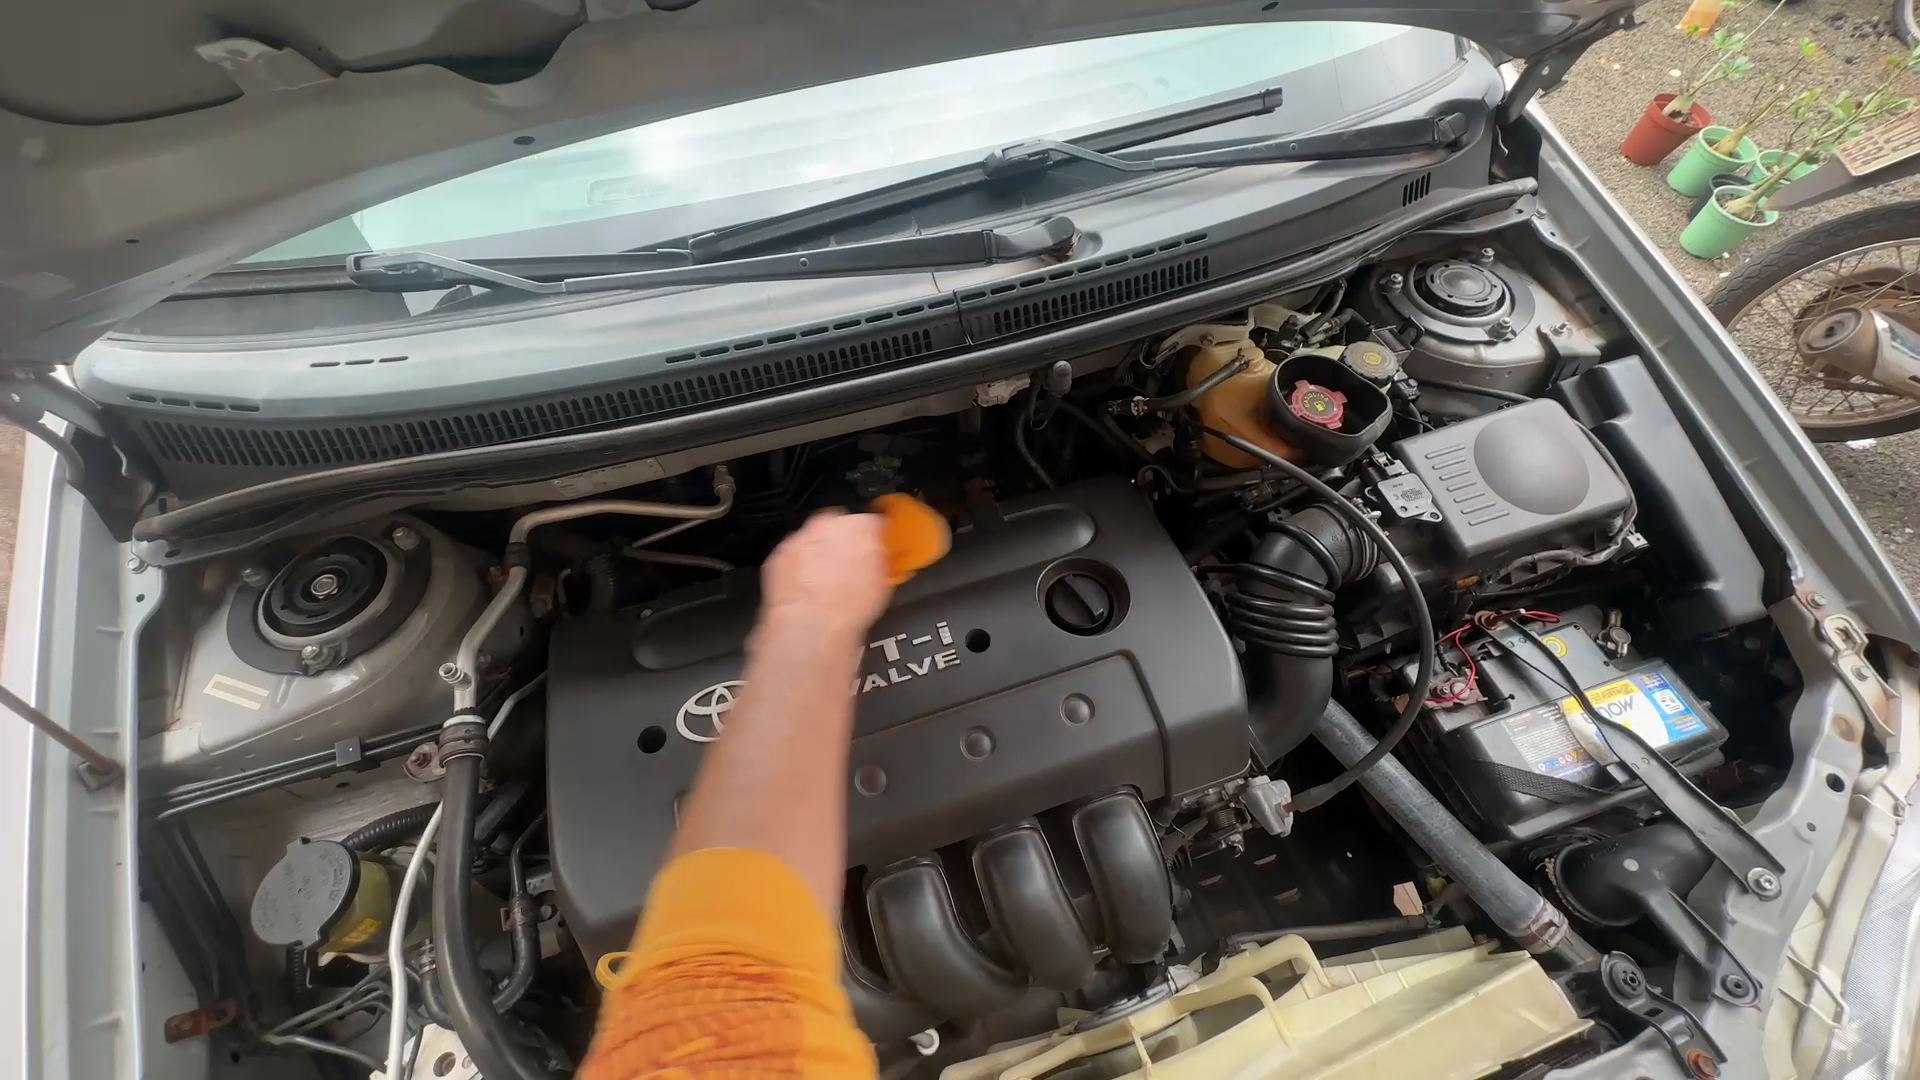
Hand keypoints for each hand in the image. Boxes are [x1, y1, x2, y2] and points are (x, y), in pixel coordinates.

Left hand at [755, 510, 892, 648]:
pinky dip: (798, 566)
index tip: (872, 549)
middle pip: (839, 523)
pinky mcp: (780, 553)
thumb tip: (877, 557)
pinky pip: (793, 554)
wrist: (813, 623)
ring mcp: (802, 537)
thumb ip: (879, 558)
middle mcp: (830, 524)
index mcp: (861, 526)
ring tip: (825, 579)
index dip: (872, 537)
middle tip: (848, 565)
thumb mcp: (882, 582)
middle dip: (843, 541)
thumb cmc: (850, 605)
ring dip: (819, 552)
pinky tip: (805, 586)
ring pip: (814, 538)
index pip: (872, 522)